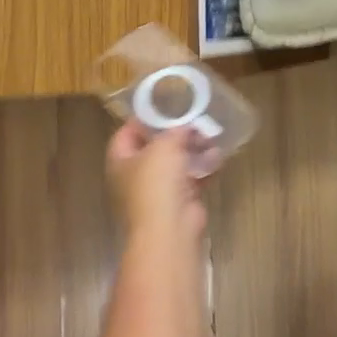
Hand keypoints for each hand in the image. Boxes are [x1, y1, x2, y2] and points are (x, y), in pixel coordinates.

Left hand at [107, 123, 206, 240]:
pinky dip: (203, 169)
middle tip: (192, 122)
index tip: (163, 108)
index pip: (125, 135)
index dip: (141, 121)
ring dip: (192, 151)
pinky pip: (190, 180)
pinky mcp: (177, 202)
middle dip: (174, 136)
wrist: (170, 228)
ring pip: (174, 165)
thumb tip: (185, 128)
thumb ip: (174, 131)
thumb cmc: (157, 182)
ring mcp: (156, 192)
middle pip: (153, 150)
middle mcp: (134, 178)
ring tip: (209, 137)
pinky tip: (216, 157)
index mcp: (120, 163)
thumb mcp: (164, 145)